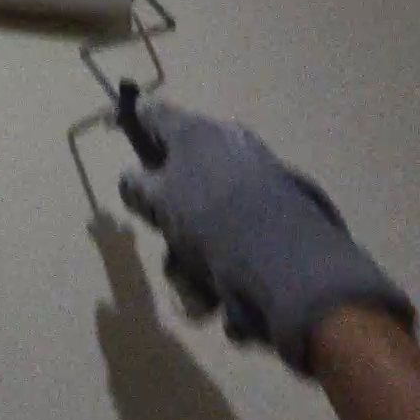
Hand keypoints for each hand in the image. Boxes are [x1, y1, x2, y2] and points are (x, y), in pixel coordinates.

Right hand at [119, 103, 413, 373]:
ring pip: (206, 223)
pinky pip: (239, 249)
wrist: (301, 278)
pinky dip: (230, 279)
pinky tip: (233, 306)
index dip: (132, 123)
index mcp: (201, 133)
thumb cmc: (215, 224)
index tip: (118, 143)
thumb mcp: (160, 201)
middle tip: (168, 244)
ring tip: (201, 294)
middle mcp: (233, 152)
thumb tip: (133, 176)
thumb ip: (137, 185)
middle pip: (179, 178)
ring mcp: (263, 190)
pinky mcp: (287, 229)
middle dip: (167, 221)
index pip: (154, 113)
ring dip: (194, 264)